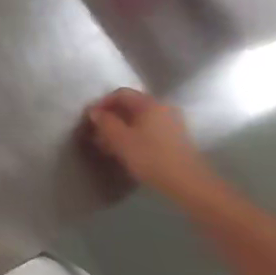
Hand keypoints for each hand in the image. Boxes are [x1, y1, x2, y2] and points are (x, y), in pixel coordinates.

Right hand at [84, 88, 216, 198]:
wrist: (185, 180)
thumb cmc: (150, 157)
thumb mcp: (122, 141)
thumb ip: (106, 123)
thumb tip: (94, 112)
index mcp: (149, 103)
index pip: (121, 94)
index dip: (103, 104)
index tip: (90, 119)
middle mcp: (162, 107)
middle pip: (131, 106)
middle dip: (111, 118)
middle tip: (97, 134)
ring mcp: (171, 122)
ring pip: (140, 120)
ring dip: (121, 129)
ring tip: (108, 146)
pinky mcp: (174, 137)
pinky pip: (149, 129)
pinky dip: (134, 136)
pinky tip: (126, 151)